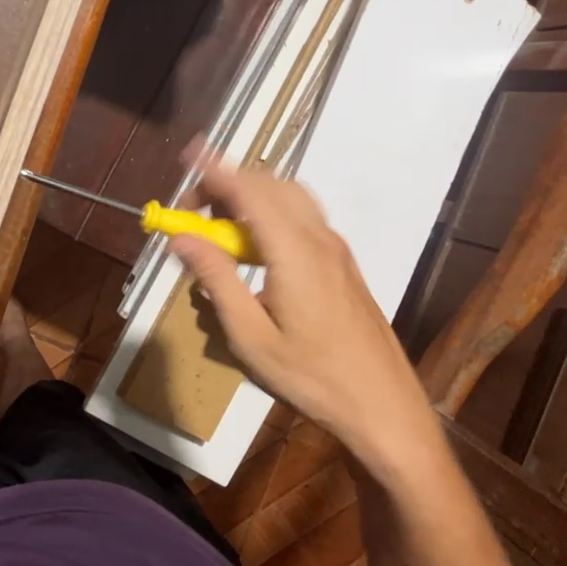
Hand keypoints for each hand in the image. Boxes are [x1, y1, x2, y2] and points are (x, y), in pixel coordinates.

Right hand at [169, 164, 442, 478]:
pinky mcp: (342, 264)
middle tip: (191, 209)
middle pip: (270, 184)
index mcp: (295, 252)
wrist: (385, 408)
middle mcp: (319, 239)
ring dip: (251, 194)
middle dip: (227, 183)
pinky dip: (269, 211)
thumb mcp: (251, 336)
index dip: (216, 169)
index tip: (187, 156)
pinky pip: (302, 216)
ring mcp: (336, 249)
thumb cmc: (313, 378)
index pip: (250, 190)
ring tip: (218, 224)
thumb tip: (181, 237)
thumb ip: (217, 279)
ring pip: (290, 196)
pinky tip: (253, 248)